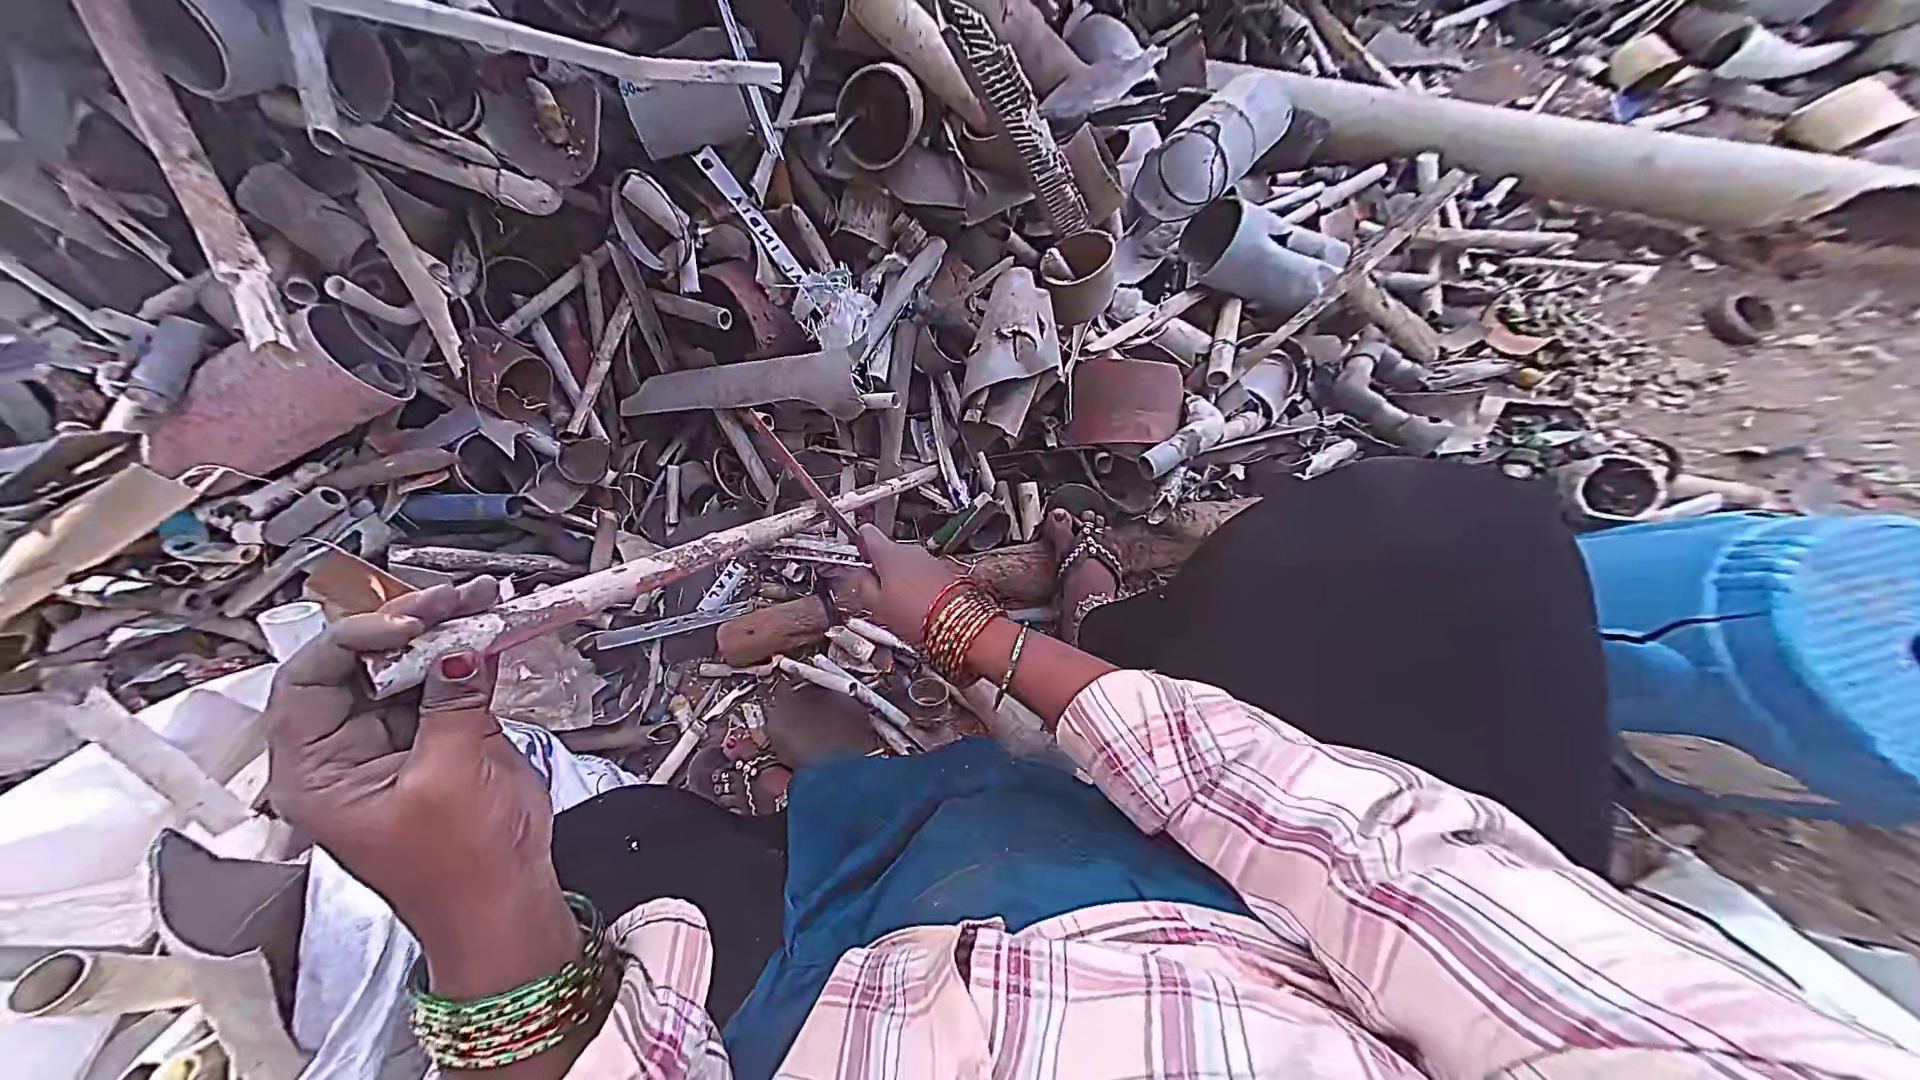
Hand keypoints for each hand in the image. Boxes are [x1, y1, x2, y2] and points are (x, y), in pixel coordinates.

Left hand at [263, 580, 579, 996]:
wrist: (506, 893)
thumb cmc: (459, 863)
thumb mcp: (449, 777)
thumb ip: (451, 705)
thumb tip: (459, 650)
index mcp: (319, 769)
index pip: (312, 680)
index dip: (356, 640)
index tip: (413, 622)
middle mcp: (353, 746)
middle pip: (365, 665)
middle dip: (412, 624)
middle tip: (456, 599)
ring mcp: (405, 737)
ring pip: (414, 667)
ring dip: (450, 631)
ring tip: (483, 600)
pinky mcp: (450, 733)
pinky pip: (455, 681)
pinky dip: (477, 654)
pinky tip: (495, 630)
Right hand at [854, 524, 962, 644]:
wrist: (958, 622)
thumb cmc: (918, 614)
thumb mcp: (877, 605)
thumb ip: (862, 584)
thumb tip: (858, 576)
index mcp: (888, 553)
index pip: (867, 533)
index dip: (859, 541)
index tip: (857, 550)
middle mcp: (911, 550)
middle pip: (889, 551)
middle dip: (881, 567)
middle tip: (876, 589)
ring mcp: (930, 560)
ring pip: (908, 563)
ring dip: (901, 577)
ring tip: (898, 602)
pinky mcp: (946, 571)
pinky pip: (924, 573)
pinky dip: (918, 583)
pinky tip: (916, 604)